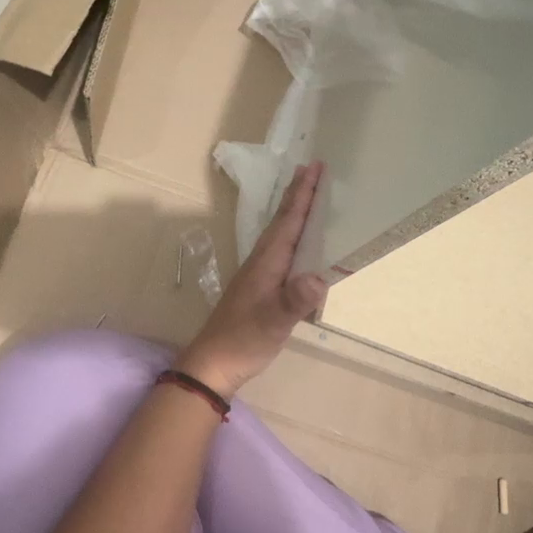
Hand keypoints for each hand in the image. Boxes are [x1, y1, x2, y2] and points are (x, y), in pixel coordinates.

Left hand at [180, 162, 328, 398]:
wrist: (213, 364)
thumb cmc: (243, 341)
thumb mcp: (273, 323)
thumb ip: (294, 301)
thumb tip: (319, 278)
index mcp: (266, 264)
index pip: (288, 223)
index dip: (303, 196)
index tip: (316, 168)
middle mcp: (261, 262)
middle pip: (282, 221)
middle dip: (298, 195)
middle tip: (314, 169)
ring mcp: (258, 275)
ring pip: (280, 234)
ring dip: (294, 213)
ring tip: (308, 195)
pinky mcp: (259, 288)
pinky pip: (280, 251)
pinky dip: (292, 237)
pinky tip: (298, 243)